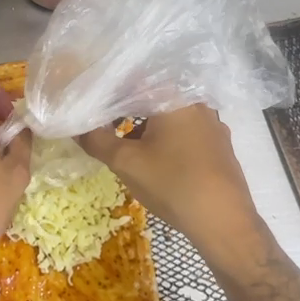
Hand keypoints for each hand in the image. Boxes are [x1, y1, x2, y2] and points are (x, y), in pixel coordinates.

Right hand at [76, 105, 261, 242]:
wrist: (224, 221)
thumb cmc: (172, 184)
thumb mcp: (125, 162)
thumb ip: (97, 139)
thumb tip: (75, 126)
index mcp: (174, 97)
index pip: (134, 79)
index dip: (107, 89)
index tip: (88, 102)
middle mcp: (196, 103)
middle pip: (153, 97)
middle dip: (126, 109)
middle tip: (102, 123)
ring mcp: (212, 124)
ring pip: (169, 116)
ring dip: (146, 126)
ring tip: (125, 144)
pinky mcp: (219, 145)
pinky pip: (185, 132)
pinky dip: (166, 138)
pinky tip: (155, 159)